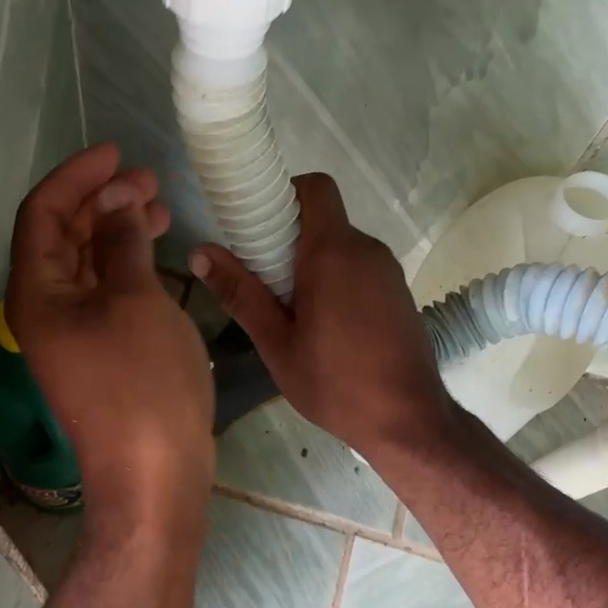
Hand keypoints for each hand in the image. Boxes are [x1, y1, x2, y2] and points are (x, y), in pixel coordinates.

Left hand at [6, 145, 213, 521]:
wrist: (152, 475)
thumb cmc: (143, 384)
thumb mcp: (136, 301)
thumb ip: (122, 242)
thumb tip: (116, 203)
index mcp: (37, 294)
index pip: (42, 214)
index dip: (76, 177)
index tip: (117, 153)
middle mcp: (44, 312)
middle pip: (62, 238)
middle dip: (102, 202)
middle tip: (150, 181)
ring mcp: (71, 336)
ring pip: (85, 266)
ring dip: (117, 232)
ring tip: (161, 209)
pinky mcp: (98, 355)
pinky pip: (103, 294)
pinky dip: (126, 267)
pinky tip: (157, 254)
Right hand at [189, 173, 454, 460]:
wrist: (407, 420)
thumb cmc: (335, 382)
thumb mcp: (276, 342)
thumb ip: (240, 293)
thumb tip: (200, 251)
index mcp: (334, 253)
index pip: (315, 187)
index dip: (284, 194)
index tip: (258, 228)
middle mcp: (366, 250)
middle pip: (322, 221)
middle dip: (288, 240)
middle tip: (258, 282)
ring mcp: (388, 272)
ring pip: (340, 249)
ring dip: (310, 266)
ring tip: (286, 312)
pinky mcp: (398, 294)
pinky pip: (358, 270)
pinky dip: (334, 282)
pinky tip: (320, 328)